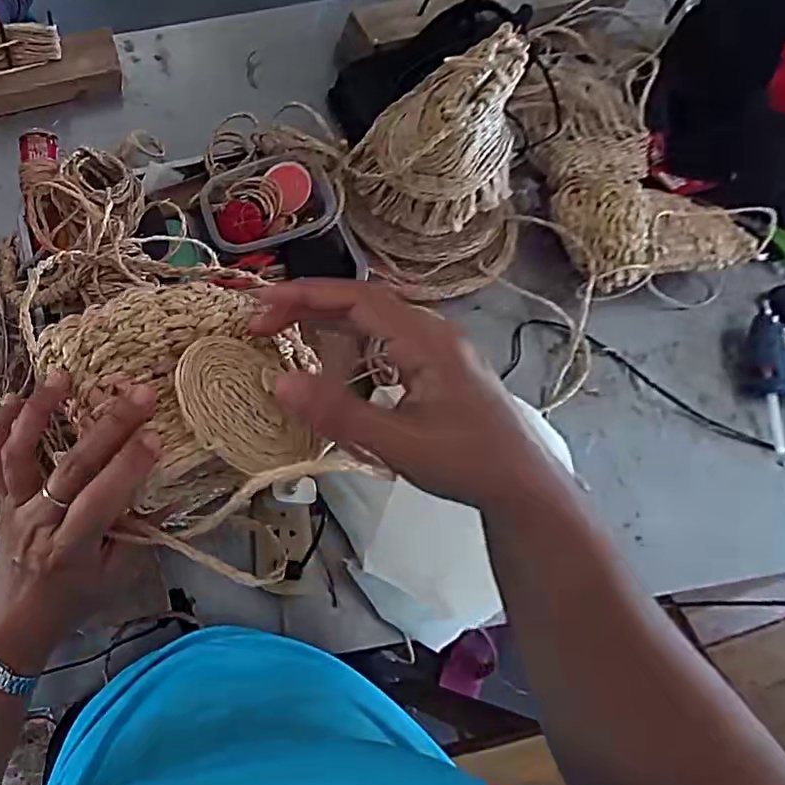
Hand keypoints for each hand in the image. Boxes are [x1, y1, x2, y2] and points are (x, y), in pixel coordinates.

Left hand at [0, 371, 160, 673]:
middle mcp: (37, 522)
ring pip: (20, 453)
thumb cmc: (73, 599)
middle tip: (138, 393)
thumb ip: (139, 533)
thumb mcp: (115, 577)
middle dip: (108, 428)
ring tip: (61, 376)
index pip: (100, 500)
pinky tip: (13, 396)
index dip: (128, 467)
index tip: (156, 435)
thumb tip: (170, 491)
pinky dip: (0, 426)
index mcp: (70, 549)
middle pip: (71, 467)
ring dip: (39, 411)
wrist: (16, 620)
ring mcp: (14, 506)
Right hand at [250, 279, 571, 509]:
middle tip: (261, 325)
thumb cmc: (466, 463)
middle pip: (359, 303)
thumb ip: (337, 412)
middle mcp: (430, 332)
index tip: (263, 305)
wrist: (524, 488)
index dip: (305, 296)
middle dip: (306, 308)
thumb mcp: (396, 442)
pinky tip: (329, 364)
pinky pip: (380, 341)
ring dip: (324, 325)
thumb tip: (278, 383)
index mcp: (425, 340)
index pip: (357, 299)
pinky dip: (345, 345)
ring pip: (369, 321)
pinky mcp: (432, 365)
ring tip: (283, 336)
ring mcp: (433, 347)